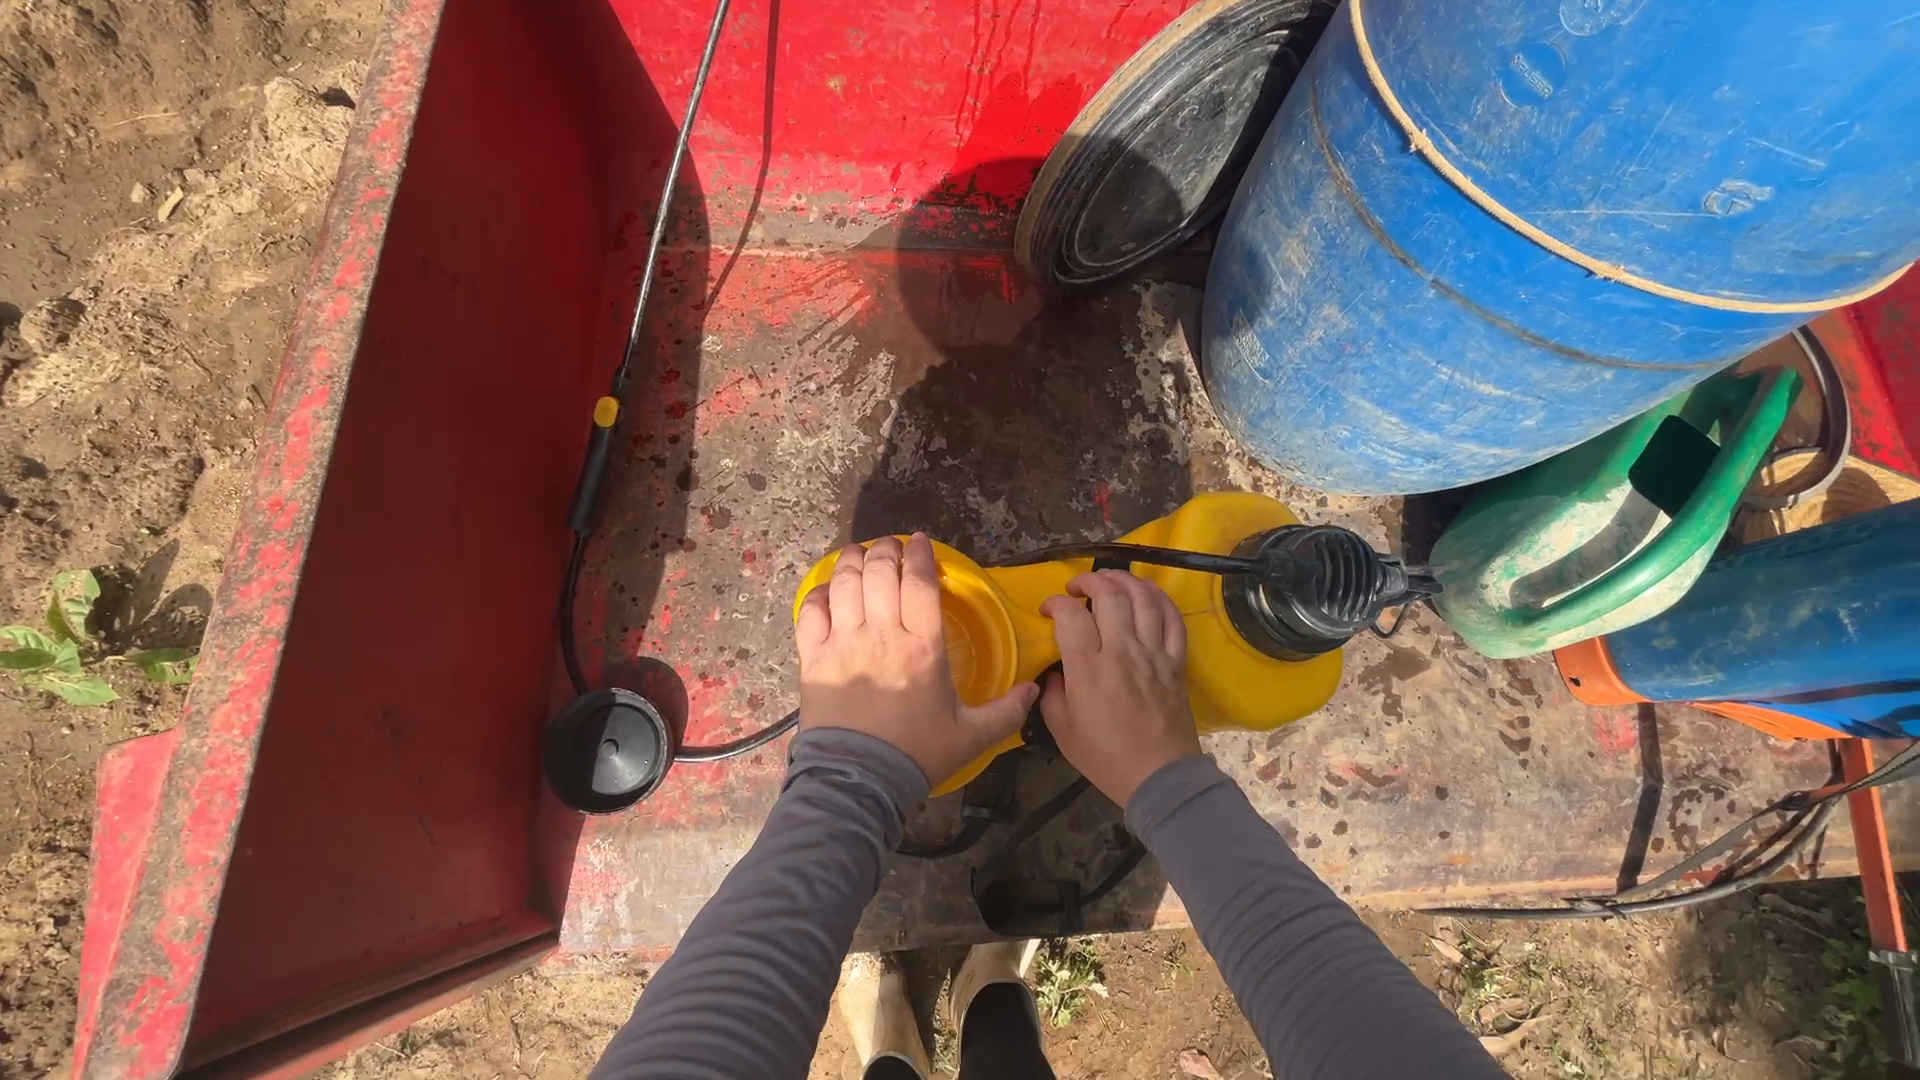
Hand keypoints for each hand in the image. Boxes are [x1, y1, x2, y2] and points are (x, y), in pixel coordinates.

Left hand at [796, 533, 1038, 787]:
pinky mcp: (812, 658)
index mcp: (922, 646)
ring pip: (844, 583)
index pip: (920, 582)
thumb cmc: (916, 754)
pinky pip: (811, 612)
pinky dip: (819, 593)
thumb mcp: (971, 735)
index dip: (920, 554)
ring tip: (860, 554)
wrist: (858, 782)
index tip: (920, 542)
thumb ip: (1006, 711)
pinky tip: (829, 591)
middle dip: (886, 549)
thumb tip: (1034, 690)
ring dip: (852, 561)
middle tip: (891, 546)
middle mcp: (881, 634)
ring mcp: (842, 643)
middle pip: (880, 571)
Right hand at [1039, 570, 1200, 807]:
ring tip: (1109, 580)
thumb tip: (1054, 673)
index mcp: (1089, 669)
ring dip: (1123, 580)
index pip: (1071, 616)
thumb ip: (1052, 695)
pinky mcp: (1176, 661)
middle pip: (1109, 595)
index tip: (1048, 609)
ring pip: (1143, 598)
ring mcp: (1154, 653)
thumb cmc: (1107, 758)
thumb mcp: (1063, 731)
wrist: (1161, 778)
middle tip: (1076, 588)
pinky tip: (1146, 594)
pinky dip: (1159, 598)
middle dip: (1088, 581)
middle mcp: (1123, 652)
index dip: (1055, 603)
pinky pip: (1173, 618)